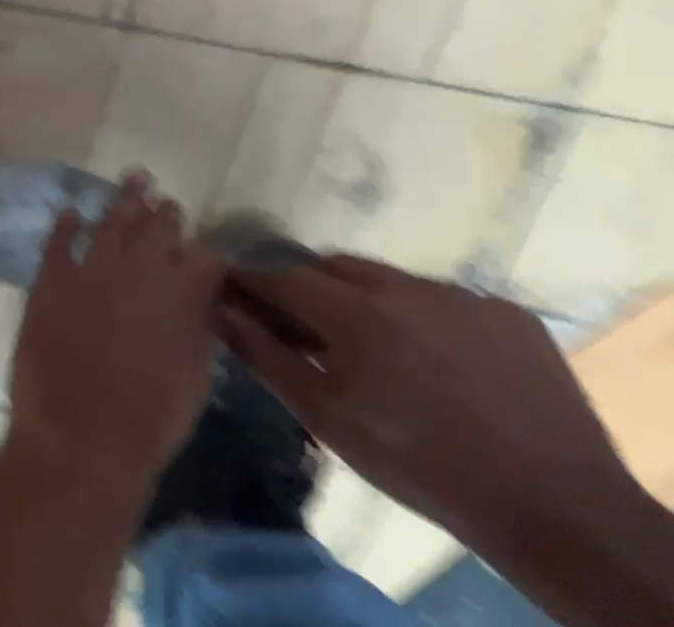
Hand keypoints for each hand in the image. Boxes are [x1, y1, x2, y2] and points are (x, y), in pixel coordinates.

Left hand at [8, 171, 229, 483]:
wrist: (81, 432)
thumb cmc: (151, 417)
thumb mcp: (195, 375)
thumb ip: (195, 328)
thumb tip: (196, 305)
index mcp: (184, 292)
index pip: (206, 255)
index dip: (208, 253)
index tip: (207, 251)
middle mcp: (139, 268)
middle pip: (158, 228)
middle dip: (165, 215)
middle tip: (167, 202)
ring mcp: (89, 269)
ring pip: (110, 222)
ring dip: (123, 200)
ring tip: (134, 177)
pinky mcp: (49, 280)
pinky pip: (57, 241)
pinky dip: (65, 224)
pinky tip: (69, 212)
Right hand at [220, 256, 639, 546]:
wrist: (552, 506)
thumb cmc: (414, 462)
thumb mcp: (323, 415)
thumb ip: (264, 355)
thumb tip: (218, 310)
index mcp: (356, 312)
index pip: (283, 276)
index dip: (251, 281)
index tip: (228, 290)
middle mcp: (408, 289)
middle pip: (334, 266)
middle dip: (305, 284)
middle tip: (294, 321)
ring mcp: (466, 297)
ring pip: (390, 279)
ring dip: (361, 297)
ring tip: (363, 341)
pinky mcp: (510, 315)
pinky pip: (443, 298)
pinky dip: (417, 314)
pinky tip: (426, 356)